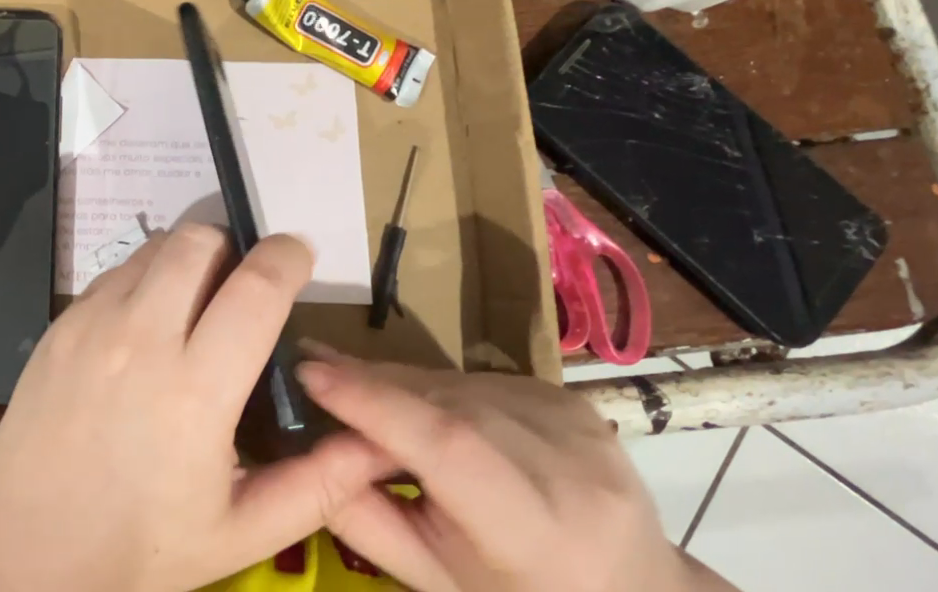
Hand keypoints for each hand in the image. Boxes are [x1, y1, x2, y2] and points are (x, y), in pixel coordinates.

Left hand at [0, 225, 390, 591]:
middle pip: (197, 241)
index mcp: (196, 389)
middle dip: (232, 246)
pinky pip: (114, 272)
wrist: (26, 542)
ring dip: (187, 257)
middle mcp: (143, 338)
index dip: (286, 257)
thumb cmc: (138, 543)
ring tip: (195, 300)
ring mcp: (94, 322)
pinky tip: (146, 323)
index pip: (255, 287)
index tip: (299, 254)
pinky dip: (143, 278)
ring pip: (153, 248)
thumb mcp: (240, 531)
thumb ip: (316, 485)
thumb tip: (377, 443)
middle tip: (242, 282)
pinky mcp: (62, 322)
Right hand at [296, 349, 722, 591]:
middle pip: (444, 405)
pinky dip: (431, 386)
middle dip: (369, 385)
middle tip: (309, 369)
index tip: (308, 370)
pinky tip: (413, 403)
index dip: (374, 403)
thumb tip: (307, 445)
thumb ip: (365, 517)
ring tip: (350, 385)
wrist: (630, 590)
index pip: (450, 447)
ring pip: (454, 384)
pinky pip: (474, 379)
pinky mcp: (568, 396)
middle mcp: (566, 465)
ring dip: (395, 382)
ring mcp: (574, 422)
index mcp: (539, 532)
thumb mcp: (433, 579)